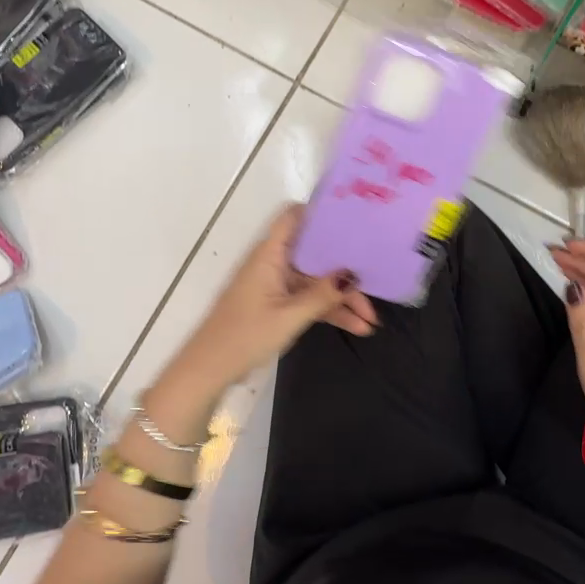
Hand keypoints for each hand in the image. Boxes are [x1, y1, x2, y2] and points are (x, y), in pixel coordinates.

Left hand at [164, 205, 377, 400]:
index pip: (294, 217)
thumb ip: (323, 295)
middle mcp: (274, 263)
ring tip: (372, 320)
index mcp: (270, 255)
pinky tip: (356, 327)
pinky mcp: (277, 305)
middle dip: (346, 270)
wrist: (208, 371)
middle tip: (376, 282)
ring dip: (342, 299)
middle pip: (316, 255)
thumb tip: (353, 274)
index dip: (321, 212)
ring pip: (316, 282)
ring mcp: (276, 285)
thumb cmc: (245, 336)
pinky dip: (329, 311)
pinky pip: (309, 300)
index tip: (353, 217)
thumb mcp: (290, 317)